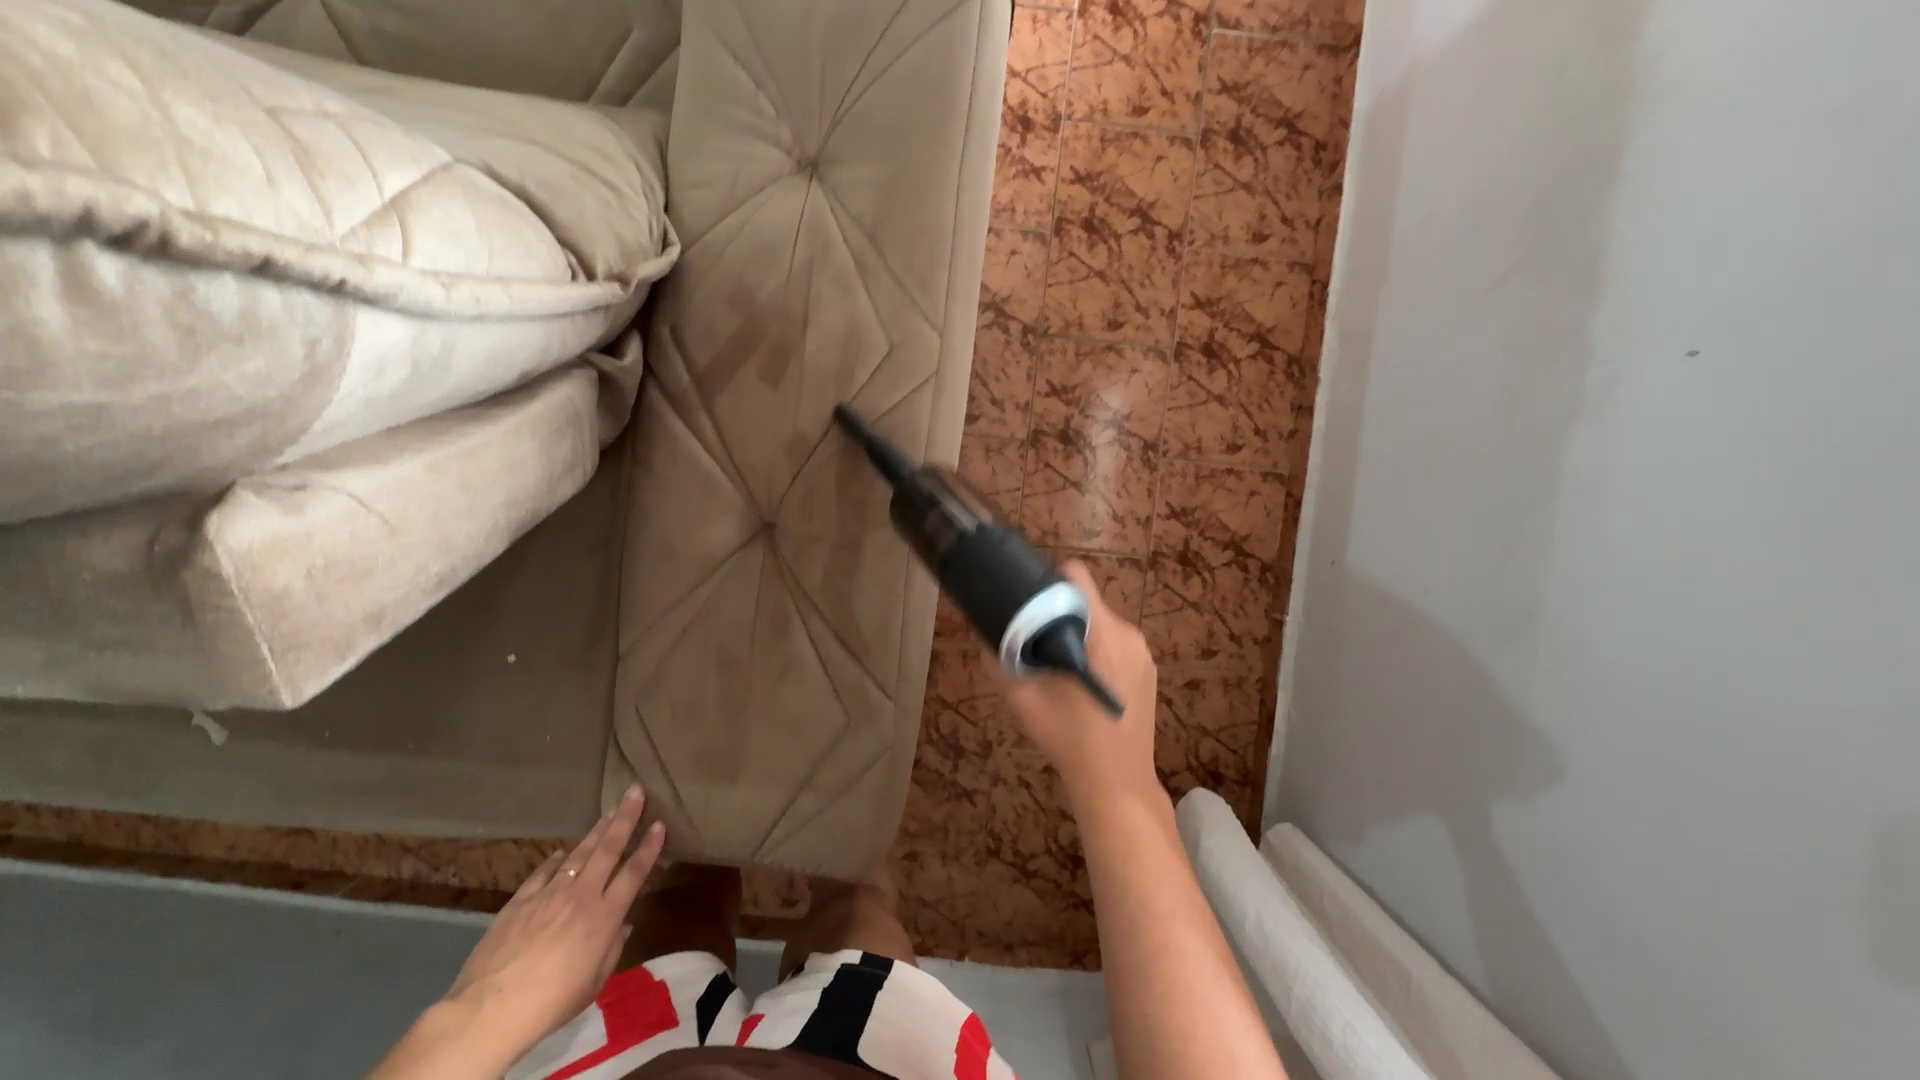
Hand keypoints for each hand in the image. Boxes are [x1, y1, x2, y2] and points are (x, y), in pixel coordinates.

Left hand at [443, 785, 666, 1053]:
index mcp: (604, 918)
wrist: (491, 1008)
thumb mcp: (594, 983)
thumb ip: (611, 949)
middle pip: (608, 849)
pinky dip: (556, 859)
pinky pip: (543, 872)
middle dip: (624, 819)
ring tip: (609, 810)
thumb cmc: (551, 1002)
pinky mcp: (519, 901)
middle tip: (635, 791)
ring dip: (596, 831)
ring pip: (578, 853)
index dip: (649, 847)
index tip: (659, 824)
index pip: (634, 873)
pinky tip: (562, 851)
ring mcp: (548, 895)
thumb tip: (622, 925)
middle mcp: (580, 896)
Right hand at [994, 561, 1160, 809]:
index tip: (1028, 601)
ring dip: (1078, 638)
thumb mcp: (1023, 700)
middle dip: (1059, 616)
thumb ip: (1000, 662)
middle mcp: (1128, 634)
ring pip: (1101, 626)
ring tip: (1057, 670)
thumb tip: (986, 637)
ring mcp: (1142, 654)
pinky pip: (1116, 647)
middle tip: (1034, 643)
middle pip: (1087, 604)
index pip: (1077, 577)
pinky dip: (1097, 655)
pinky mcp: (1148, 673)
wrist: (1116, 783)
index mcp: (1101, 631)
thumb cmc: (1069, 737)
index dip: (1048, 581)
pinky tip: (1082, 687)